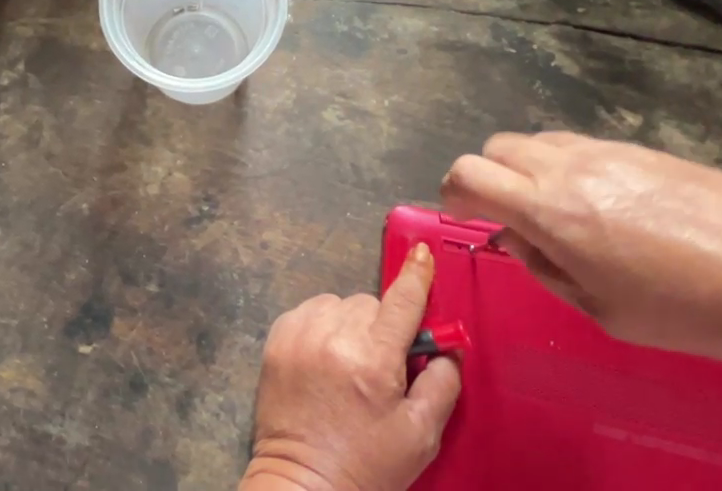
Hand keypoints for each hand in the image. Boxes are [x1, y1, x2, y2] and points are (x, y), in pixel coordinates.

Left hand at [241, 243, 461, 490]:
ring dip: (349, 323)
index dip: (416, 276)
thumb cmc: (367, 464)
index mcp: (373, 358)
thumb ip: (440, 384)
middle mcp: (333, 334)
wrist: (303, 483)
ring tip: (349, 364)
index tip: (422, 253)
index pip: (401, 301)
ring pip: (337, 304)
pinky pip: (309, 312)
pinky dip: (321, 325)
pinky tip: (324, 358)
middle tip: (382, 366)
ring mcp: (299, 332)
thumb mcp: (420, 434)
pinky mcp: (276, 337)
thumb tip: (445, 349)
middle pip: (369, 304)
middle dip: (381, 327)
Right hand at [440, 131, 721, 385]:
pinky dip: (568, 167)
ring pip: (536, 142)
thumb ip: (545, 267)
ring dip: (527, 169)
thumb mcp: (602, 311)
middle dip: (488, 178)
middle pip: (494, 149)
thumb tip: (517, 238)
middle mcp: (565, 167)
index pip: (466, 174)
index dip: (452, 194)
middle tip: (515, 217)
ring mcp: (605, 151)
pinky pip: (579, 146)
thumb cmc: (691, 312)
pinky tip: (609, 205)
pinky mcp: (640, 148)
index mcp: (548, 209)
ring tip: (562, 210)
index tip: (467, 217)